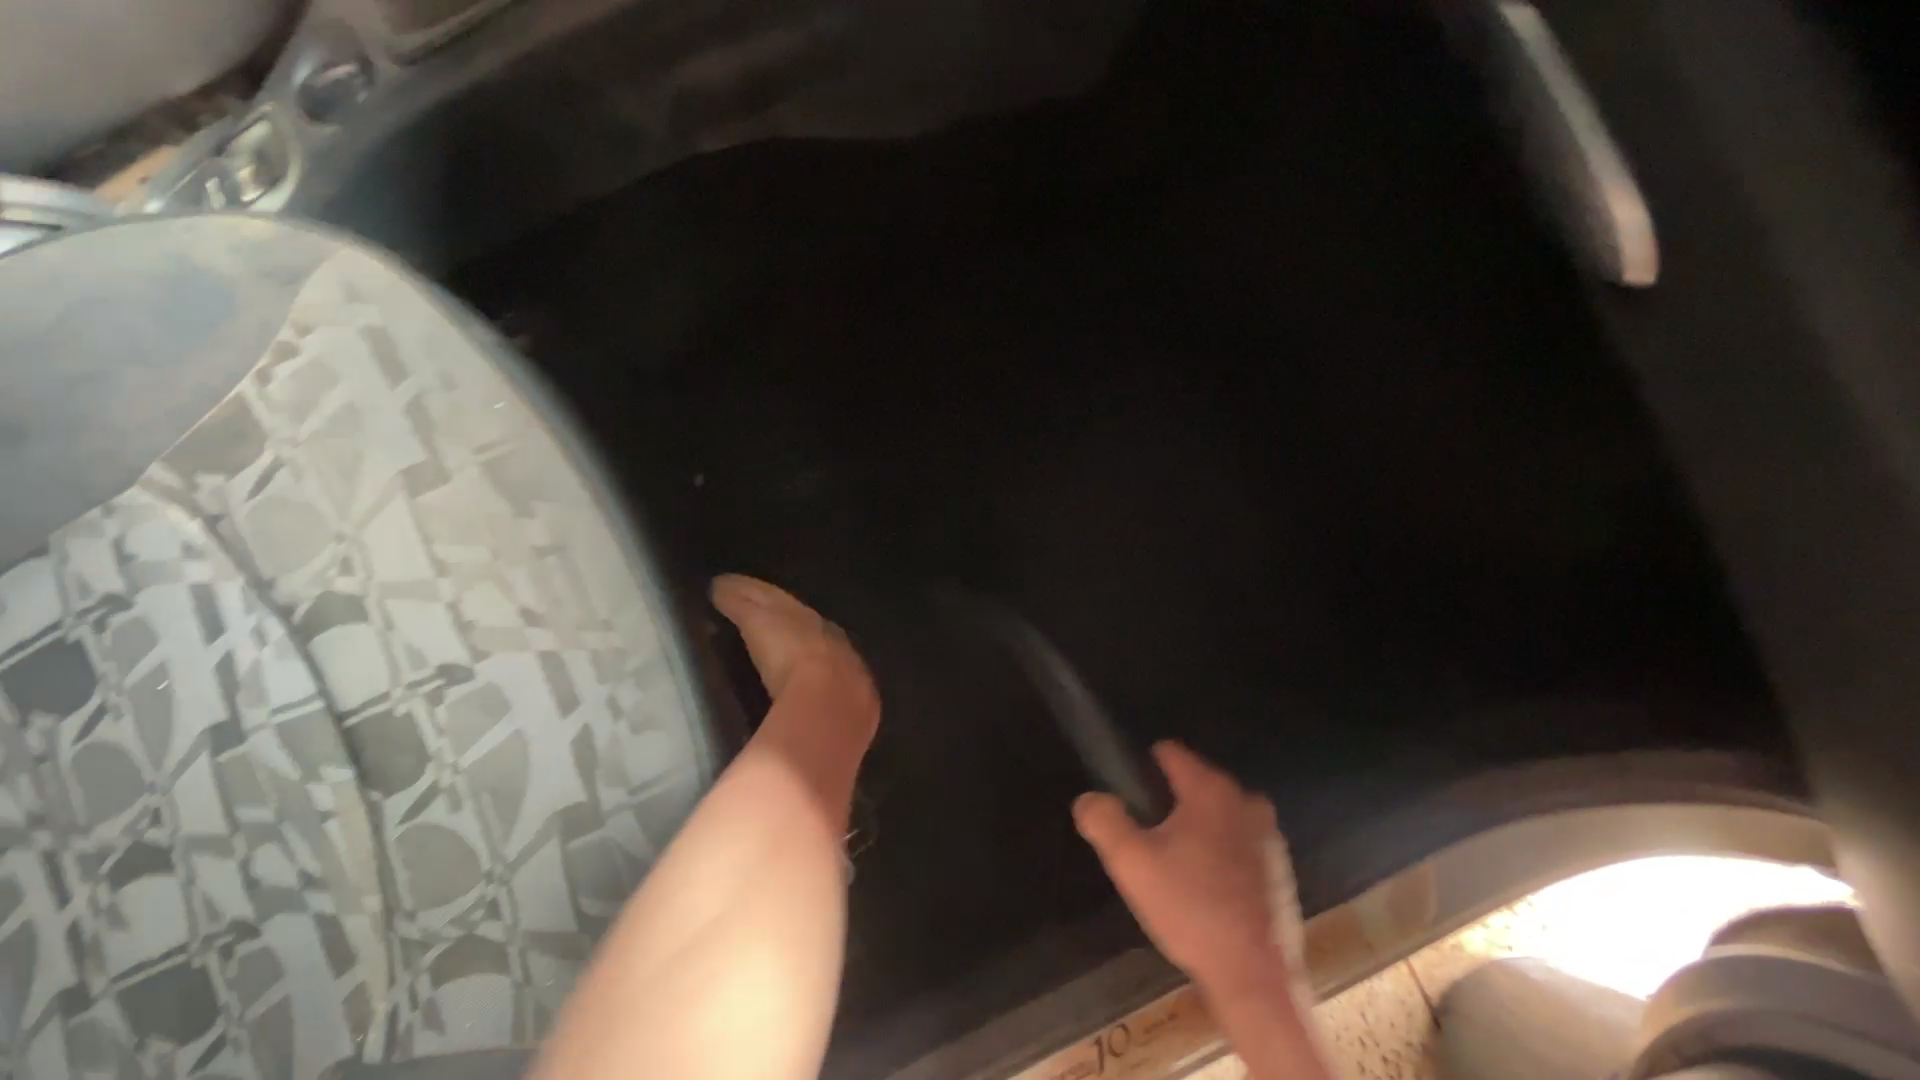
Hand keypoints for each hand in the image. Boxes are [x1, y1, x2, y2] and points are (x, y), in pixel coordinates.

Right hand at [1074, 741, 1292, 994]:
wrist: (1253, 974)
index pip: (1170, 752)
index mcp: (1211, 790)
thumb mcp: (1130, 863)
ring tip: (1173, 871)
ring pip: (1217, 817)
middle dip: (1168, 805)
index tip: (1126, 797)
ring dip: (1195, 832)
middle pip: (1194, 785)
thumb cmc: (1190, 909)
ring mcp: (1269, 835)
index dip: (1141, 768)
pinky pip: (1238, 846)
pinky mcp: (1280, 869)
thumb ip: (1103, 820)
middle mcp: (1246, 801)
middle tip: (1147, 845)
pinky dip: (1219, 857)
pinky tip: (1203, 893)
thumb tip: (1091, 798)